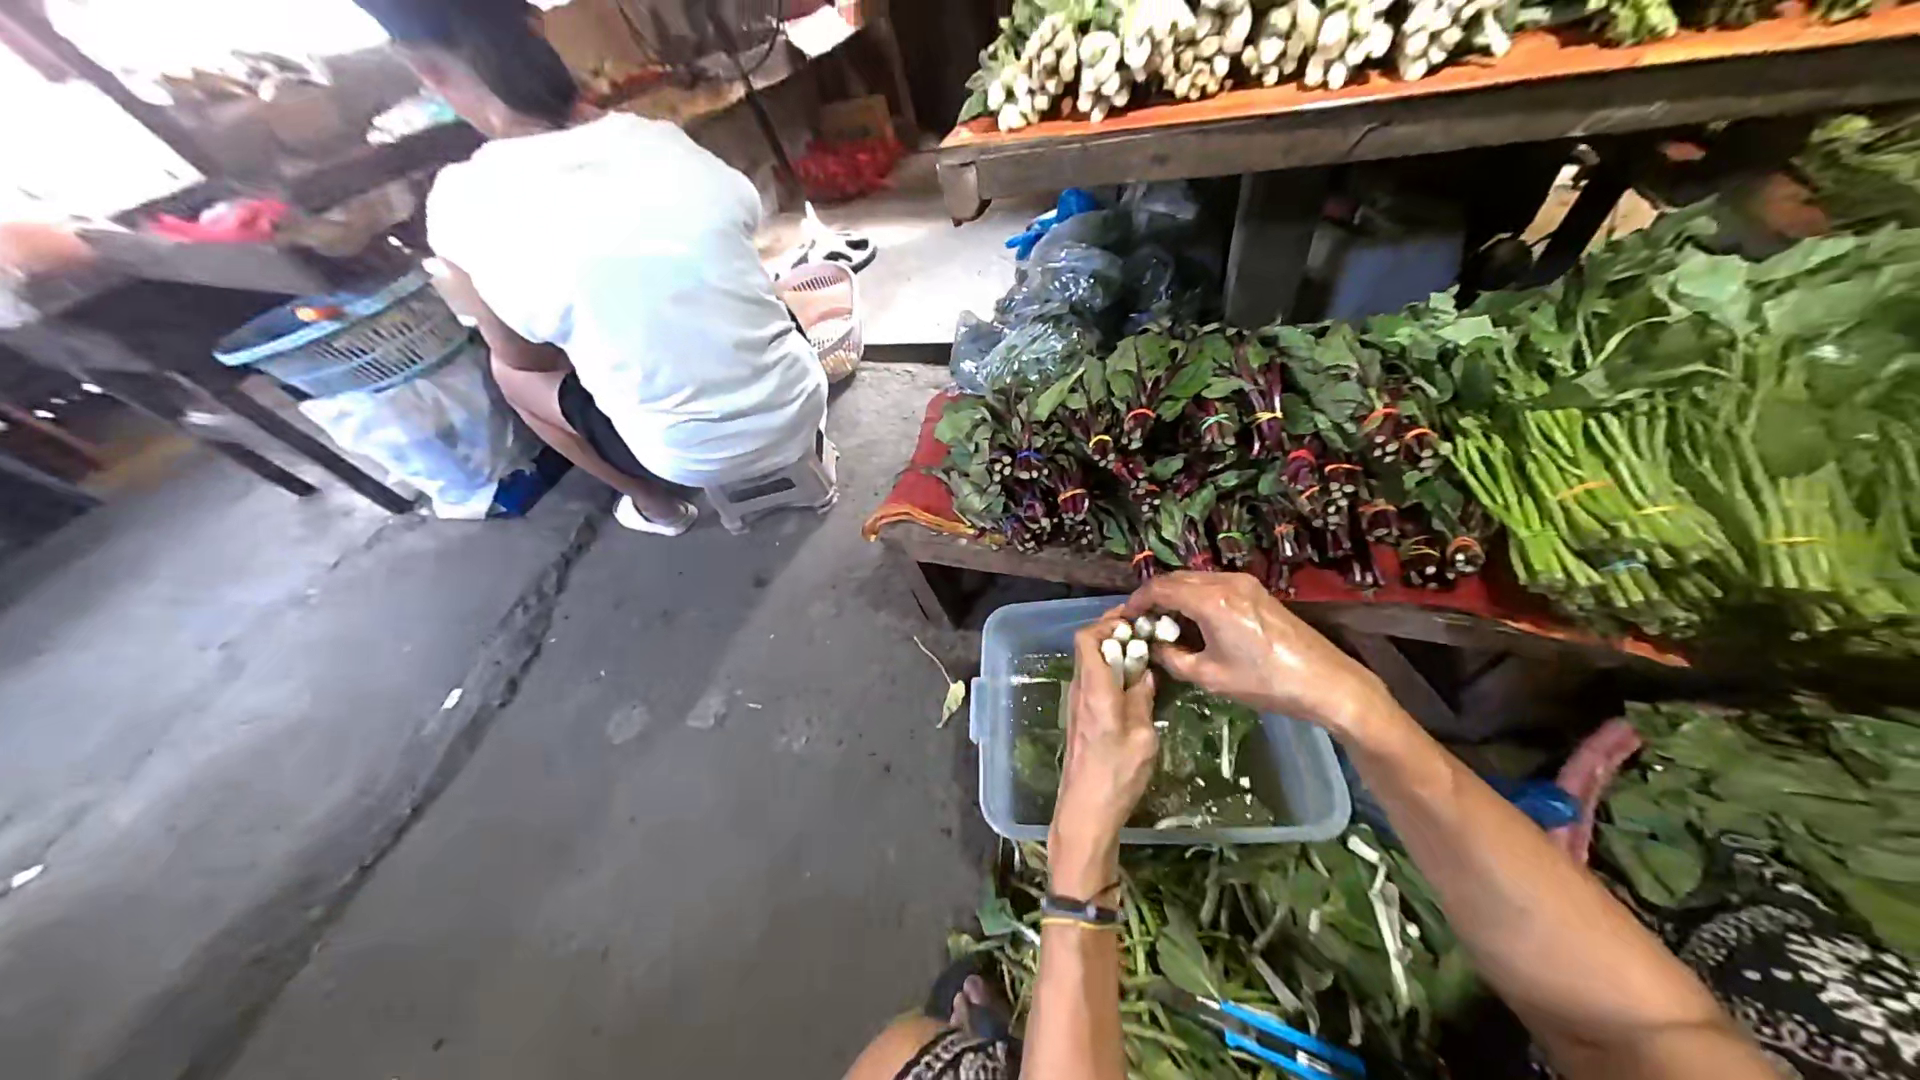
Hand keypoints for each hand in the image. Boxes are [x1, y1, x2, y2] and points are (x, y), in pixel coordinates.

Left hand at [1049, 612, 1157, 899]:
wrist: (1085, 810)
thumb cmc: (1116, 775)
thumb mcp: (1143, 737)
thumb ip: (1142, 699)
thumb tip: (1145, 672)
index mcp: (1095, 689)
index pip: (1087, 638)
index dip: (1107, 622)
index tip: (1135, 620)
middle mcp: (1080, 690)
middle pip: (1088, 646)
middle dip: (1115, 633)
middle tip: (1146, 634)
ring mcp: (1077, 703)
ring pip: (1091, 663)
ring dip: (1114, 653)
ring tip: (1146, 656)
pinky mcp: (1081, 717)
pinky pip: (1094, 681)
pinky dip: (1112, 673)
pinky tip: (1135, 683)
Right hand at [1122, 572, 1401, 744]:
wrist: (1325, 682)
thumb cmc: (1264, 682)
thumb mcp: (1209, 677)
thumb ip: (1172, 658)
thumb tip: (1154, 648)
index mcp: (1210, 600)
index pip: (1159, 588)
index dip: (1136, 601)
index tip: (1125, 618)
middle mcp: (1225, 582)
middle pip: (1175, 578)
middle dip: (1153, 596)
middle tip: (1141, 622)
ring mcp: (1244, 583)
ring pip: (1194, 580)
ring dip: (1174, 595)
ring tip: (1164, 623)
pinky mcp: (1256, 591)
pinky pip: (1213, 585)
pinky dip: (1194, 597)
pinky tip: (1193, 621)